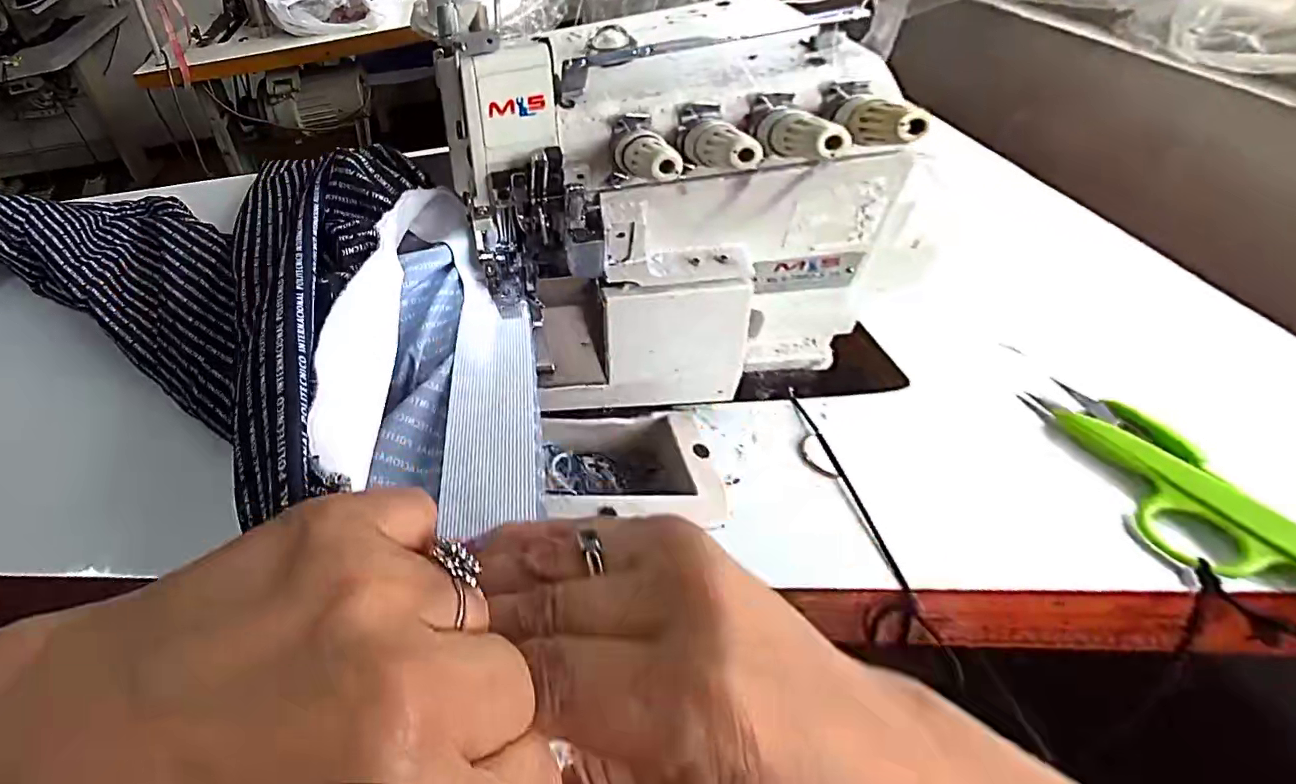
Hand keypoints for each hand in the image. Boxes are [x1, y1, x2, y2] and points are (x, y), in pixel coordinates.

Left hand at [0, 490, 555, 783]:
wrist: (86, 737)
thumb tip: (513, 759)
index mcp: (403, 777)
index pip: (532, 761)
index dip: (495, 765)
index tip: (459, 760)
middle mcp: (401, 670)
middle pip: (512, 676)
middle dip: (472, 700)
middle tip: (409, 709)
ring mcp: (365, 577)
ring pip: (470, 597)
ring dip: (434, 625)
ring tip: (366, 645)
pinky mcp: (332, 518)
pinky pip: (422, 516)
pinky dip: (408, 547)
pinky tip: (360, 581)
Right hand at [478, 516, 1068, 783]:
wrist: (871, 754)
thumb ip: (586, 763)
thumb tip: (506, 730)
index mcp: (693, 693)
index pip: (550, 676)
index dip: (489, 688)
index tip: (439, 687)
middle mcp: (683, 602)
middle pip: (547, 609)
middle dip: (484, 628)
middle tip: (424, 635)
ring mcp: (682, 555)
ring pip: (555, 556)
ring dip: (497, 574)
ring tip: (446, 590)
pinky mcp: (678, 535)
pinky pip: (582, 534)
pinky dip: (534, 546)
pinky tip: (498, 559)